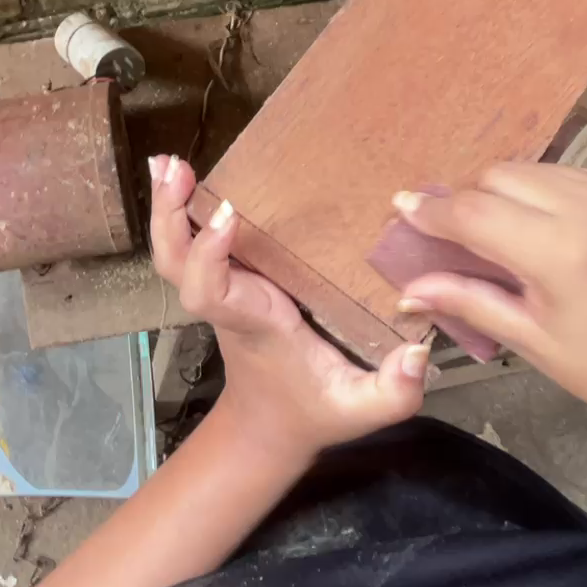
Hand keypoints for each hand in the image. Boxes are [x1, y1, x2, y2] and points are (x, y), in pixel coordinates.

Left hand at [147, 155, 429, 462]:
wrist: (269, 424)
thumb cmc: (313, 410)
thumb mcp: (361, 409)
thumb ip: (394, 391)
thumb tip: (419, 353)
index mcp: (254, 322)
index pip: (210, 291)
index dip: (208, 253)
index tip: (227, 214)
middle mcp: (229, 302)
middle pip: (175, 263)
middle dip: (168, 217)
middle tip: (174, 168)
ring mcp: (223, 289)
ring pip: (174, 252)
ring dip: (167, 206)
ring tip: (167, 162)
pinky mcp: (228, 279)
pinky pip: (191, 246)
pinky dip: (179, 211)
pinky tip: (178, 178)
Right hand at [392, 163, 586, 444]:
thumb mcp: (535, 342)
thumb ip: (468, 302)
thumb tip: (408, 290)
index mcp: (561, 253)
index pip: (474, 213)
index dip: (432, 211)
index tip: (401, 207)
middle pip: (497, 177)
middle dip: (466, 199)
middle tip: (452, 231)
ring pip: (530, 168)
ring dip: (500, 191)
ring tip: (496, 228)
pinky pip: (565, 173)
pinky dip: (540, 190)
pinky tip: (541, 223)